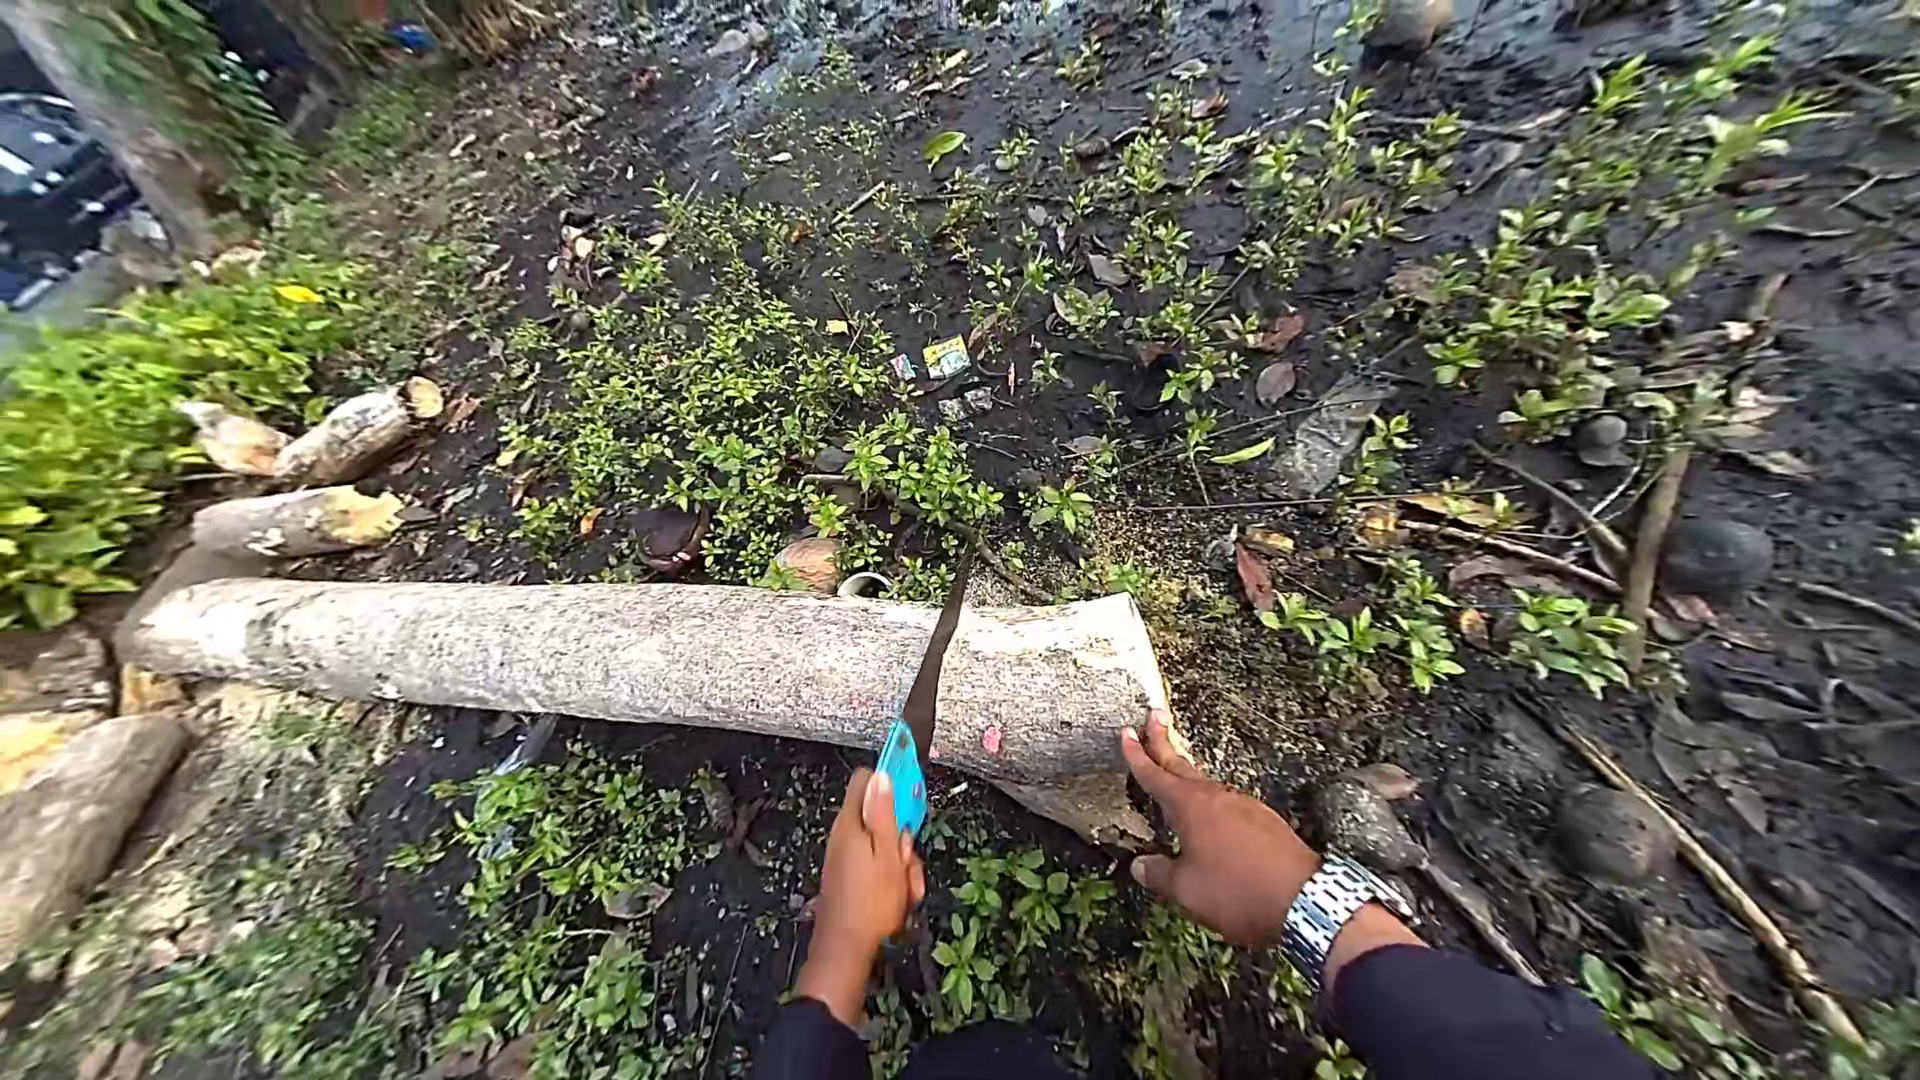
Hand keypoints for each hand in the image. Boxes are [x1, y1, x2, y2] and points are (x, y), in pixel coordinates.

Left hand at [795, 768, 925, 1025]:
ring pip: (883, 842)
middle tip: (905, 858)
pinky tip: (898, 898)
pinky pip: (877, 864)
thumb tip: (882, 773)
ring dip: (900, 862)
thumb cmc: (870, 902)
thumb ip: (885, 811)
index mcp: (851, 822)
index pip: (866, 778)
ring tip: (905, 887)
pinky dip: (891, 877)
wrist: (846, 952)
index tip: (909, 797)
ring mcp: (846, 856)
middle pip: (881, 814)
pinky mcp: (850, 875)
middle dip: (901, 834)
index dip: (890, 781)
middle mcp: (845, 834)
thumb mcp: (887, 853)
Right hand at [1120, 709, 1320, 944]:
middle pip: (1180, 762)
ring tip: (1177, 770)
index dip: (1137, 754)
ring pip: (1205, 783)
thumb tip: (1139, 866)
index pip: (1154, 773)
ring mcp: (1243, 805)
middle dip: (1162, 739)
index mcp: (1189, 806)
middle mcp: (1214, 797)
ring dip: (1187, 772)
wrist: (1308, 899)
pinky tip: (1215, 816)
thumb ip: (1160, 875)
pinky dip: (1213, 801)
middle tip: (1153, 715)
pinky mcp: (1265, 820)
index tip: (1126, 732)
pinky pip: (1228, 803)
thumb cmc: (1239, 891)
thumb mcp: (1188, 890)